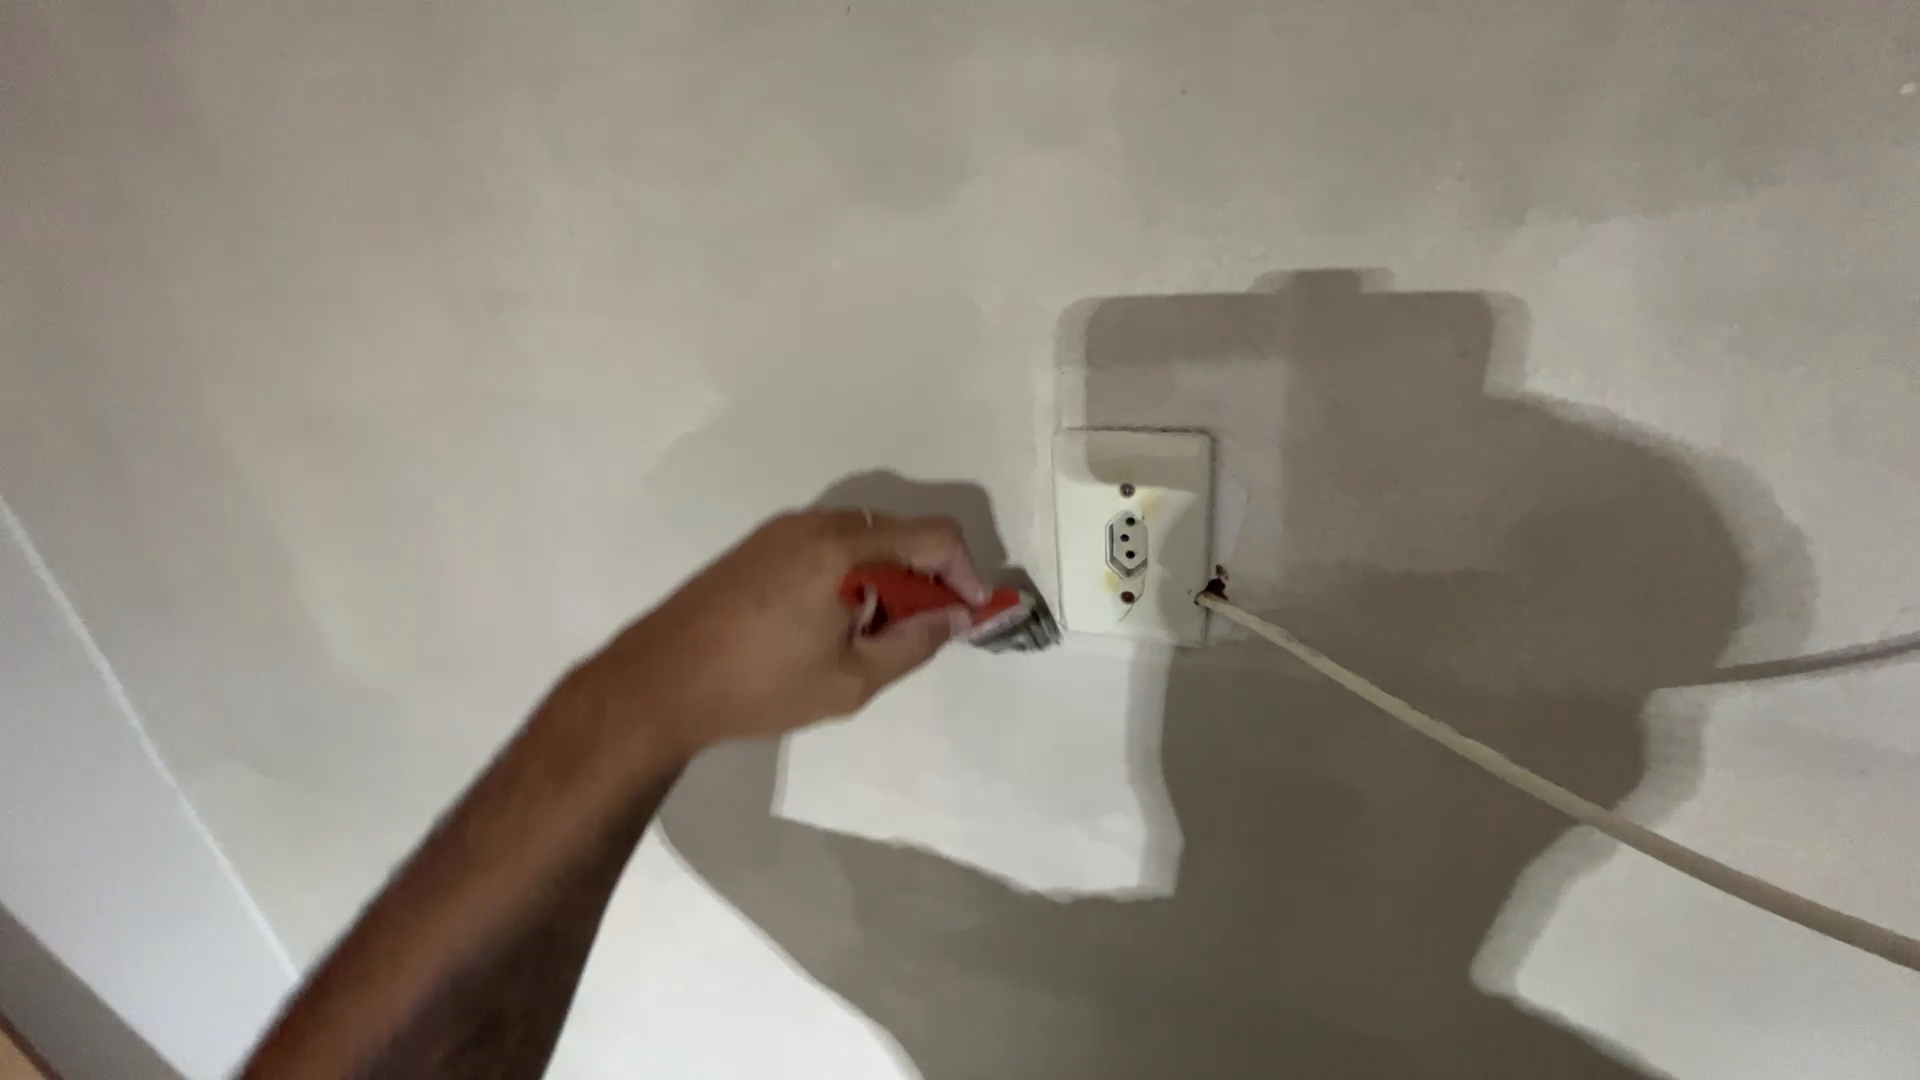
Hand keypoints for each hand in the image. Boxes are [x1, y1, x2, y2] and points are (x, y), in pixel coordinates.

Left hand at [585, 509, 989, 757]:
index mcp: (842, 548)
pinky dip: (853, 571)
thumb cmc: (759, 687)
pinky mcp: (759, 544)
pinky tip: (834, 618)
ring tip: (876, 630)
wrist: (657, 684)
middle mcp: (814, 523)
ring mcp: (781, 529)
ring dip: (888, 574)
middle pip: (900, 531)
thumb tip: (956, 615)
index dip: (965, 571)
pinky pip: (828, 544)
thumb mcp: (852, 680)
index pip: (933, 535)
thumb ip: (916, 642)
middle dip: (926, 576)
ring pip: (864, 537)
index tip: (970, 612)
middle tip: (924, 628)